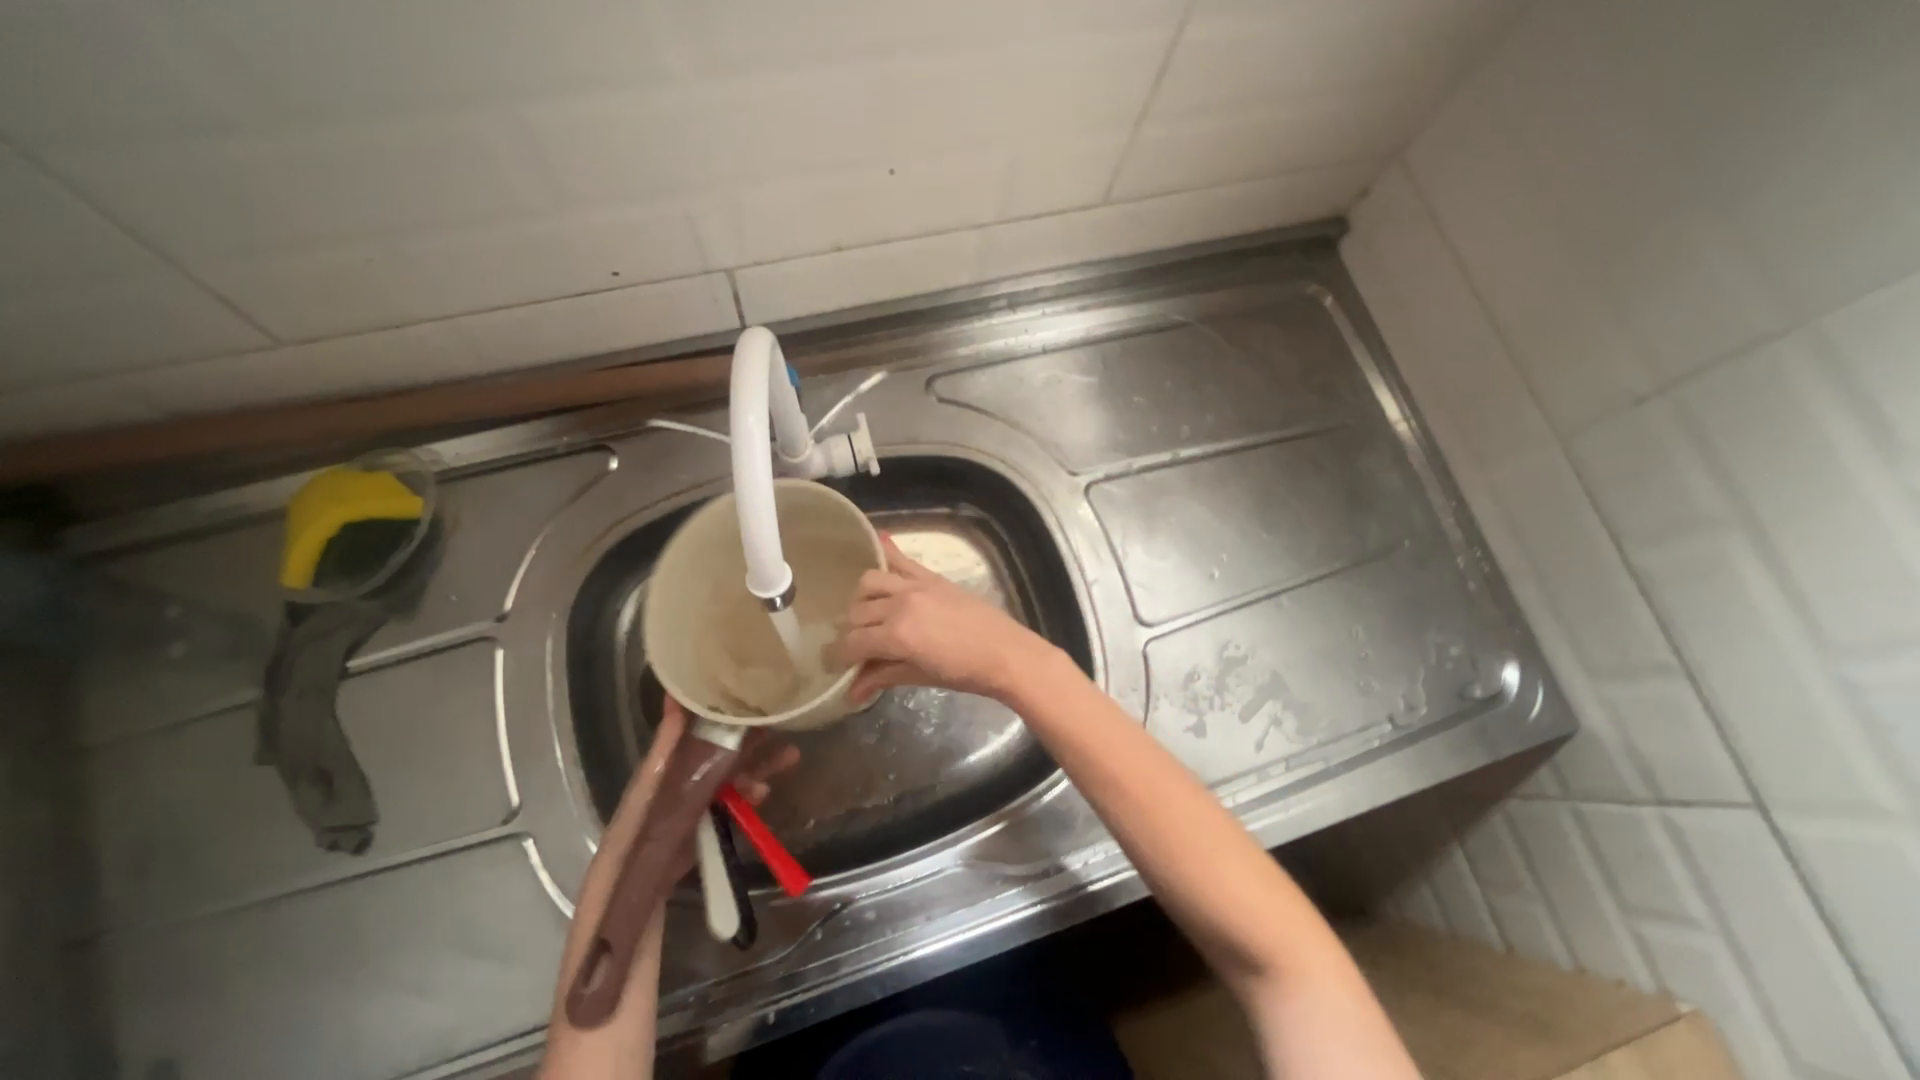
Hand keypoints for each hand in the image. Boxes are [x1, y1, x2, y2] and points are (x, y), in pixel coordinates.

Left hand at [540, 696, 797, 1079]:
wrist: (597, 1057)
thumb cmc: (612, 993)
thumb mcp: (632, 927)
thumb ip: (653, 868)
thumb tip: (675, 820)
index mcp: (619, 860)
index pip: (647, 787)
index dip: (669, 743)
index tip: (693, 700)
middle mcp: (628, 857)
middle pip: (678, 793)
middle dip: (722, 758)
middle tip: (769, 732)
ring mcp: (644, 876)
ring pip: (692, 815)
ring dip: (733, 787)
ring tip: (779, 766)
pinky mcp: (658, 895)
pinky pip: (694, 841)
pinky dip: (724, 820)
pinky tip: (753, 808)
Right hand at [834, 535, 1063, 704]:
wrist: (1006, 653)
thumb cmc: (965, 672)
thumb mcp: (919, 676)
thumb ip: (882, 677)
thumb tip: (851, 692)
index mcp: (897, 634)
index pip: (853, 642)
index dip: (841, 656)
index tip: (838, 665)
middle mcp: (900, 604)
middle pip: (856, 613)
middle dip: (851, 631)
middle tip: (856, 645)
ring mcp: (916, 585)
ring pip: (868, 582)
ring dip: (861, 599)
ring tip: (869, 614)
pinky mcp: (931, 576)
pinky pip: (900, 558)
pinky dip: (884, 550)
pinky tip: (874, 543)